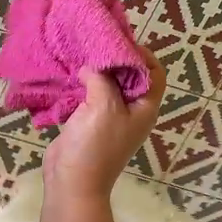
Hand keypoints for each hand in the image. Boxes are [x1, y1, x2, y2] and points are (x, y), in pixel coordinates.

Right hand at [42, 47, 165, 198]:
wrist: (72, 181)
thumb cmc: (95, 145)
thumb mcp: (104, 106)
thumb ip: (102, 79)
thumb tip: (91, 66)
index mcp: (144, 108)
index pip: (154, 73)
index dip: (141, 54)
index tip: (118, 40)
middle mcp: (131, 110)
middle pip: (129, 76)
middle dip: (113, 58)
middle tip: (94, 41)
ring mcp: (109, 117)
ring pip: (106, 85)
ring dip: (94, 70)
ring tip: (79, 53)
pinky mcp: (87, 122)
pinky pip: (88, 96)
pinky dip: (80, 84)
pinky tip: (67, 73)